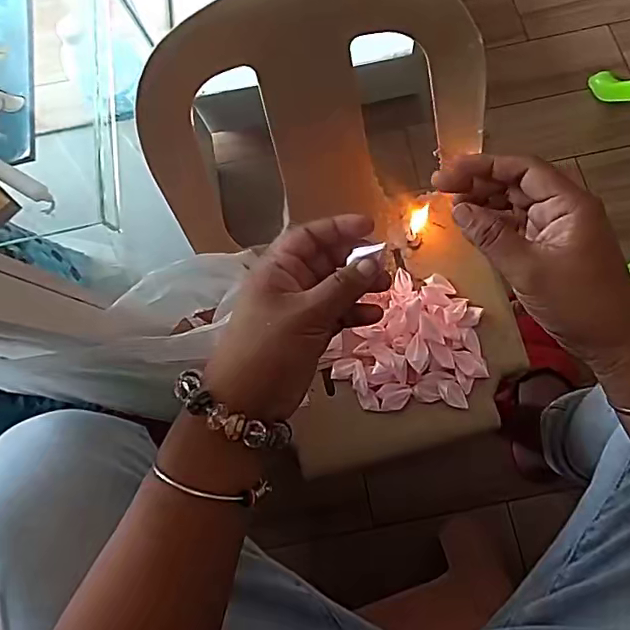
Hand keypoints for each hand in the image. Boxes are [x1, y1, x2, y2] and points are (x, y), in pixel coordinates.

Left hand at [205, 214, 388, 421]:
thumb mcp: (306, 314)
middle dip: (354, 259)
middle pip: (325, 260)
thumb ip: (341, 287)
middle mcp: (288, 284)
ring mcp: (299, 309)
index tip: (368, 226)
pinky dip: (354, 312)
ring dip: (359, 286)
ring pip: (335, 288)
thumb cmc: (268, 349)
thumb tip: (372, 262)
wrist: (245, 402)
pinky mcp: (308, 333)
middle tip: (384, 264)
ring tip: (384, 289)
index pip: (308, 236)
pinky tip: (373, 316)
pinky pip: (336, 313)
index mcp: (277, 269)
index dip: (337, 227)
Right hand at [432, 154, 629, 376]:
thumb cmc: (579, 304)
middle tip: (441, 187)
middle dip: (478, 181)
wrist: (616, 343)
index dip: (483, 166)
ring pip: (514, 202)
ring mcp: (556, 227)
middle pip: (516, 182)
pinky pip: (516, 224)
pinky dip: (492, 223)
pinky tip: (470, 226)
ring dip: (483, 202)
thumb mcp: (528, 269)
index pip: (522, 169)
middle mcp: (564, 208)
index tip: (449, 173)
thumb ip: (491, 236)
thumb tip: (459, 210)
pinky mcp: (549, 246)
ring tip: (450, 205)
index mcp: (568, 204)